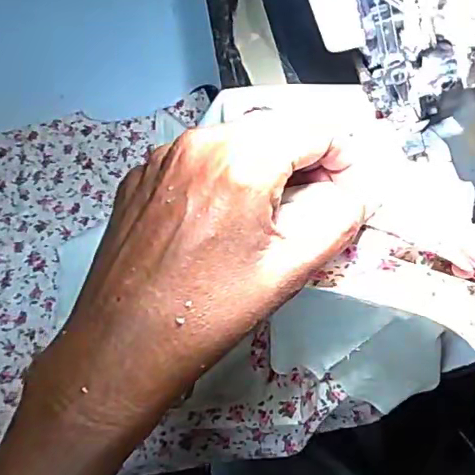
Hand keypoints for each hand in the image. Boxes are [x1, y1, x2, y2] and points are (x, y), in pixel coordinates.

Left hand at [24, 113, 369, 441]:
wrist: (123, 342)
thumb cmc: (202, 312)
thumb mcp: (288, 269)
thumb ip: (337, 221)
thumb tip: (351, 197)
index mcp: (240, 161)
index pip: (313, 131)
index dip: (340, 158)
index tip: (343, 187)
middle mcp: (198, 146)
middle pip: (273, 132)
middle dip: (302, 162)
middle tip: (313, 205)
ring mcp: (163, 158)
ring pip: (235, 143)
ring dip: (262, 168)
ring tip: (265, 218)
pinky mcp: (142, 176)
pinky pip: (198, 160)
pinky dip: (222, 177)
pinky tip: (221, 221)